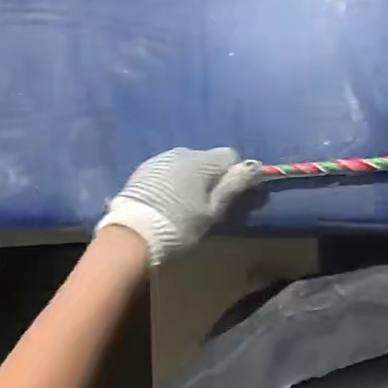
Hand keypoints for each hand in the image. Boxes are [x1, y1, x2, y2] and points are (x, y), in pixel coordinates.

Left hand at [96, 147, 260, 265]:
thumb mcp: (213, 211)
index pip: (230, 156)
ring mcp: (159, 159)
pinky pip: (166, 170)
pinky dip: (171, 181)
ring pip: (185, 164)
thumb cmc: (180, 225)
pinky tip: (166, 202)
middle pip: (206, 159)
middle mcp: (180, 152)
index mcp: (201, 160)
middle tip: (206, 205)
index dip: (234, 175)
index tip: (230, 197)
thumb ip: (234, 186)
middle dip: (210, 177)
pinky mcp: (143, 170)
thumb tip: (255, 166)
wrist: (132, 235)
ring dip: (189, 178)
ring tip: (183, 205)